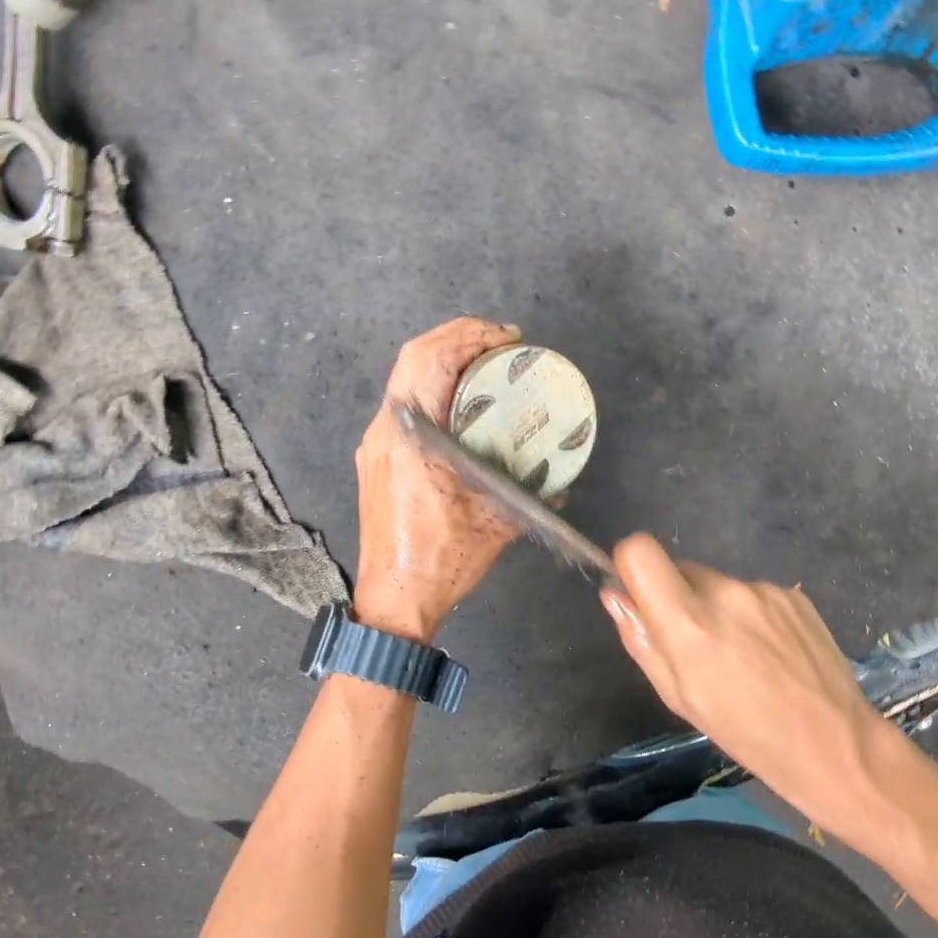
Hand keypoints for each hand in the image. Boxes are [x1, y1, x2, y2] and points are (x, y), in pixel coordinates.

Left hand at [353, 318, 523, 641]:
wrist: (393, 601)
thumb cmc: (442, 562)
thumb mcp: (497, 522)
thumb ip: (529, 493)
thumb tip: (561, 479)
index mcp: (413, 437)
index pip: (432, 359)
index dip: (470, 335)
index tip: (508, 338)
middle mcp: (387, 431)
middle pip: (414, 356)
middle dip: (457, 337)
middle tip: (499, 343)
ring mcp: (376, 444)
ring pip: (404, 378)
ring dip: (443, 361)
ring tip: (485, 366)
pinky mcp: (376, 459)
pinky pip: (404, 405)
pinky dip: (432, 388)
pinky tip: (462, 404)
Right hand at [601, 533, 894, 841]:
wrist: (832, 741)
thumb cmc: (745, 734)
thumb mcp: (679, 698)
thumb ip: (642, 641)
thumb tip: (615, 596)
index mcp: (689, 623)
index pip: (641, 552)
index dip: (632, 566)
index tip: (640, 594)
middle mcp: (726, 593)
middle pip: (682, 570)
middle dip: (679, 599)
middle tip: (699, 648)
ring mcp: (765, 590)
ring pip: (720, 585)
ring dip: (719, 610)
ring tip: (744, 658)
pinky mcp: (795, 595)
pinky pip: (755, 595)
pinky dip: (753, 616)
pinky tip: (772, 654)